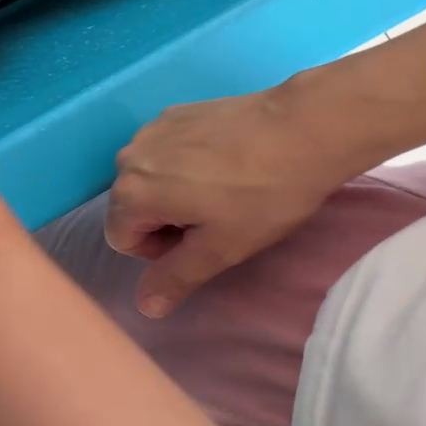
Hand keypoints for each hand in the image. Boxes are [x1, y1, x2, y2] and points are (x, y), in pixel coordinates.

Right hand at [107, 84, 345, 316]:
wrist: (303, 128)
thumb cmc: (264, 196)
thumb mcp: (224, 247)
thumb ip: (177, 277)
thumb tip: (144, 308)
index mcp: (130, 196)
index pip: (122, 240)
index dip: (163, 249)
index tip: (207, 238)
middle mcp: (123, 162)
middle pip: (131, 206)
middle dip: (166, 217)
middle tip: (220, 214)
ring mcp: (144, 134)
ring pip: (146, 177)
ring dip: (173, 188)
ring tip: (225, 184)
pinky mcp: (166, 116)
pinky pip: (161, 150)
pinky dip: (183, 160)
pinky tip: (225, 158)